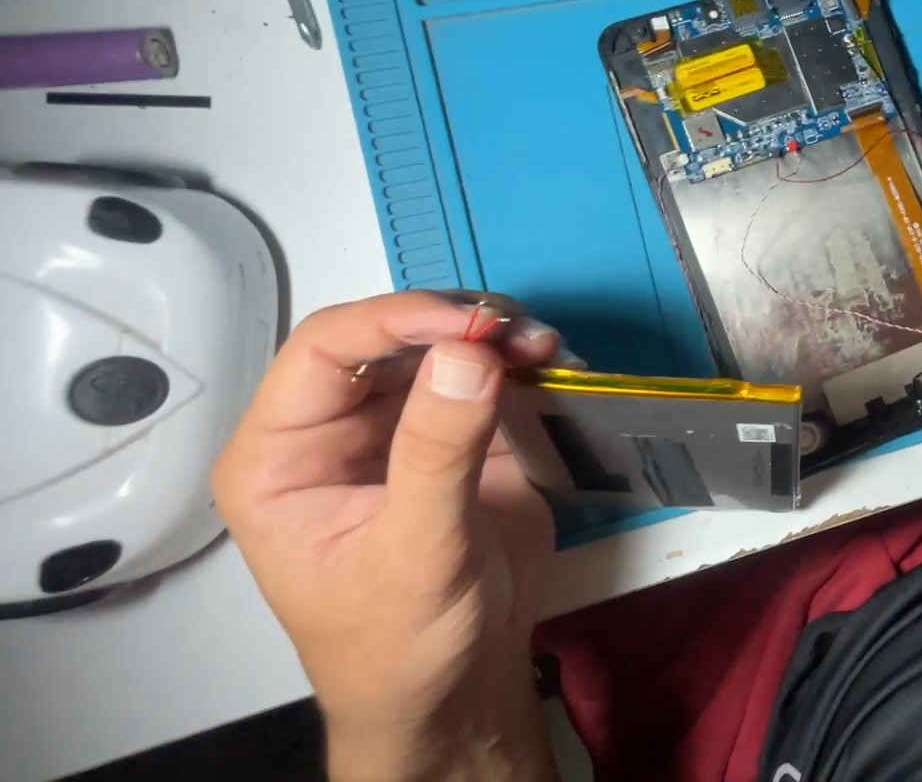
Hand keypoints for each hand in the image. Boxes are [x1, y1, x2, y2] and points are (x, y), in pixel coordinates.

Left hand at [213, 292, 564, 781]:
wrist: (462, 679)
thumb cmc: (404, 637)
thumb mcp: (416, 552)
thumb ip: (437, 452)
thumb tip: (470, 354)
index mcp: (287, 454)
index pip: (327, 350)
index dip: (397, 321)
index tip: (475, 324)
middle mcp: (342, 428)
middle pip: (392, 337)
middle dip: (458, 324)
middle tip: (522, 333)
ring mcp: (408, 428)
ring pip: (446, 348)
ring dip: (499, 337)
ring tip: (547, 348)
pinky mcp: (468, 437)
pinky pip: (492, 377)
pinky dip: (526, 363)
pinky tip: (554, 366)